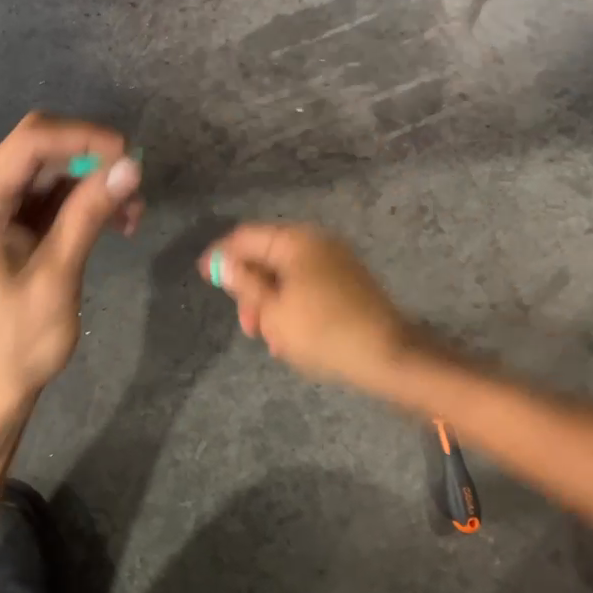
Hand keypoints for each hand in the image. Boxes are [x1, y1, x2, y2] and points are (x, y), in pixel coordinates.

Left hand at [0, 113, 142, 426]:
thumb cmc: (16, 343)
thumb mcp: (57, 276)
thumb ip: (89, 215)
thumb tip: (130, 167)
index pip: (31, 141)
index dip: (84, 138)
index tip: (131, 157)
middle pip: (40, 151)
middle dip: (91, 159)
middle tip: (136, 184)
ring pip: (50, 176)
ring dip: (92, 184)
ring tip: (134, 214)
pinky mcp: (8, 234)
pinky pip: (48, 203)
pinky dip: (82, 206)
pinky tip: (117, 224)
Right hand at [199, 223, 413, 390]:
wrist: (387, 355)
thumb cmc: (322, 331)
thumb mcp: (272, 310)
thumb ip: (244, 283)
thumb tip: (222, 262)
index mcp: (296, 241)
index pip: (245, 237)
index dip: (221, 255)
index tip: (205, 277)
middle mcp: (317, 242)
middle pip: (267, 257)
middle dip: (251, 290)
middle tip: (246, 325)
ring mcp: (336, 261)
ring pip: (287, 276)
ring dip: (271, 304)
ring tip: (270, 339)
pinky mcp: (349, 282)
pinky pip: (308, 286)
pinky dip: (292, 306)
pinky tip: (291, 337)